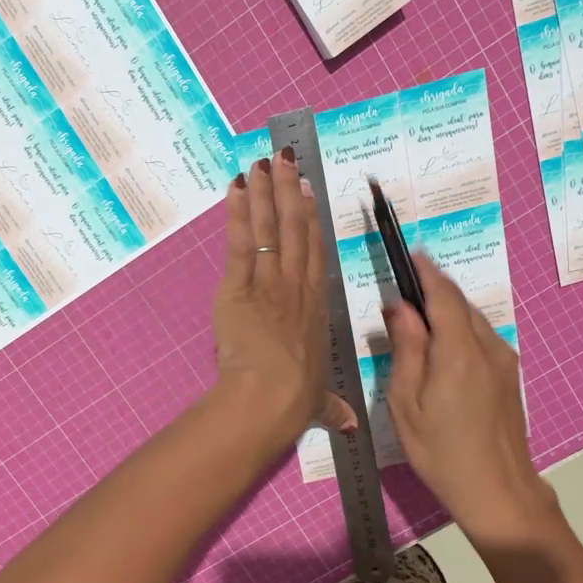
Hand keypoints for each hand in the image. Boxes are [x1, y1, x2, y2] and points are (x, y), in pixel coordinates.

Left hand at [211, 151, 355, 450]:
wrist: (268, 397)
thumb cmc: (294, 401)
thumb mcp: (317, 404)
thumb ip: (329, 408)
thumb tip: (347, 423)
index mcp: (316, 309)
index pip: (315, 254)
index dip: (312, 219)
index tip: (308, 191)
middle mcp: (297, 287)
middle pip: (296, 229)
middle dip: (289, 191)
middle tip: (284, 159)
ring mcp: (270, 283)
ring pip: (270, 229)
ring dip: (265, 192)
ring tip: (261, 162)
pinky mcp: (240, 286)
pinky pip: (241, 244)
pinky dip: (237, 214)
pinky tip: (236, 188)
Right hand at [383, 253, 558, 543]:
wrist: (496, 488)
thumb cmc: (440, 450)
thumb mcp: (406, 401)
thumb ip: (406, 349)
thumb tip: (401, 307)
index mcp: (459, 350)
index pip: (443, 295)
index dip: (425, 270)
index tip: (408, 252)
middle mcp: (488, 346)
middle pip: (460, 304)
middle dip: (432, 288)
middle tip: (402, 284)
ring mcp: (503, 361)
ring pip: (471, 321)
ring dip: (445, 310)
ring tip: (415, 315)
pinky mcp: (508, 376)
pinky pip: (479, 339)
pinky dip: (456, 330)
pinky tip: (438, 345)